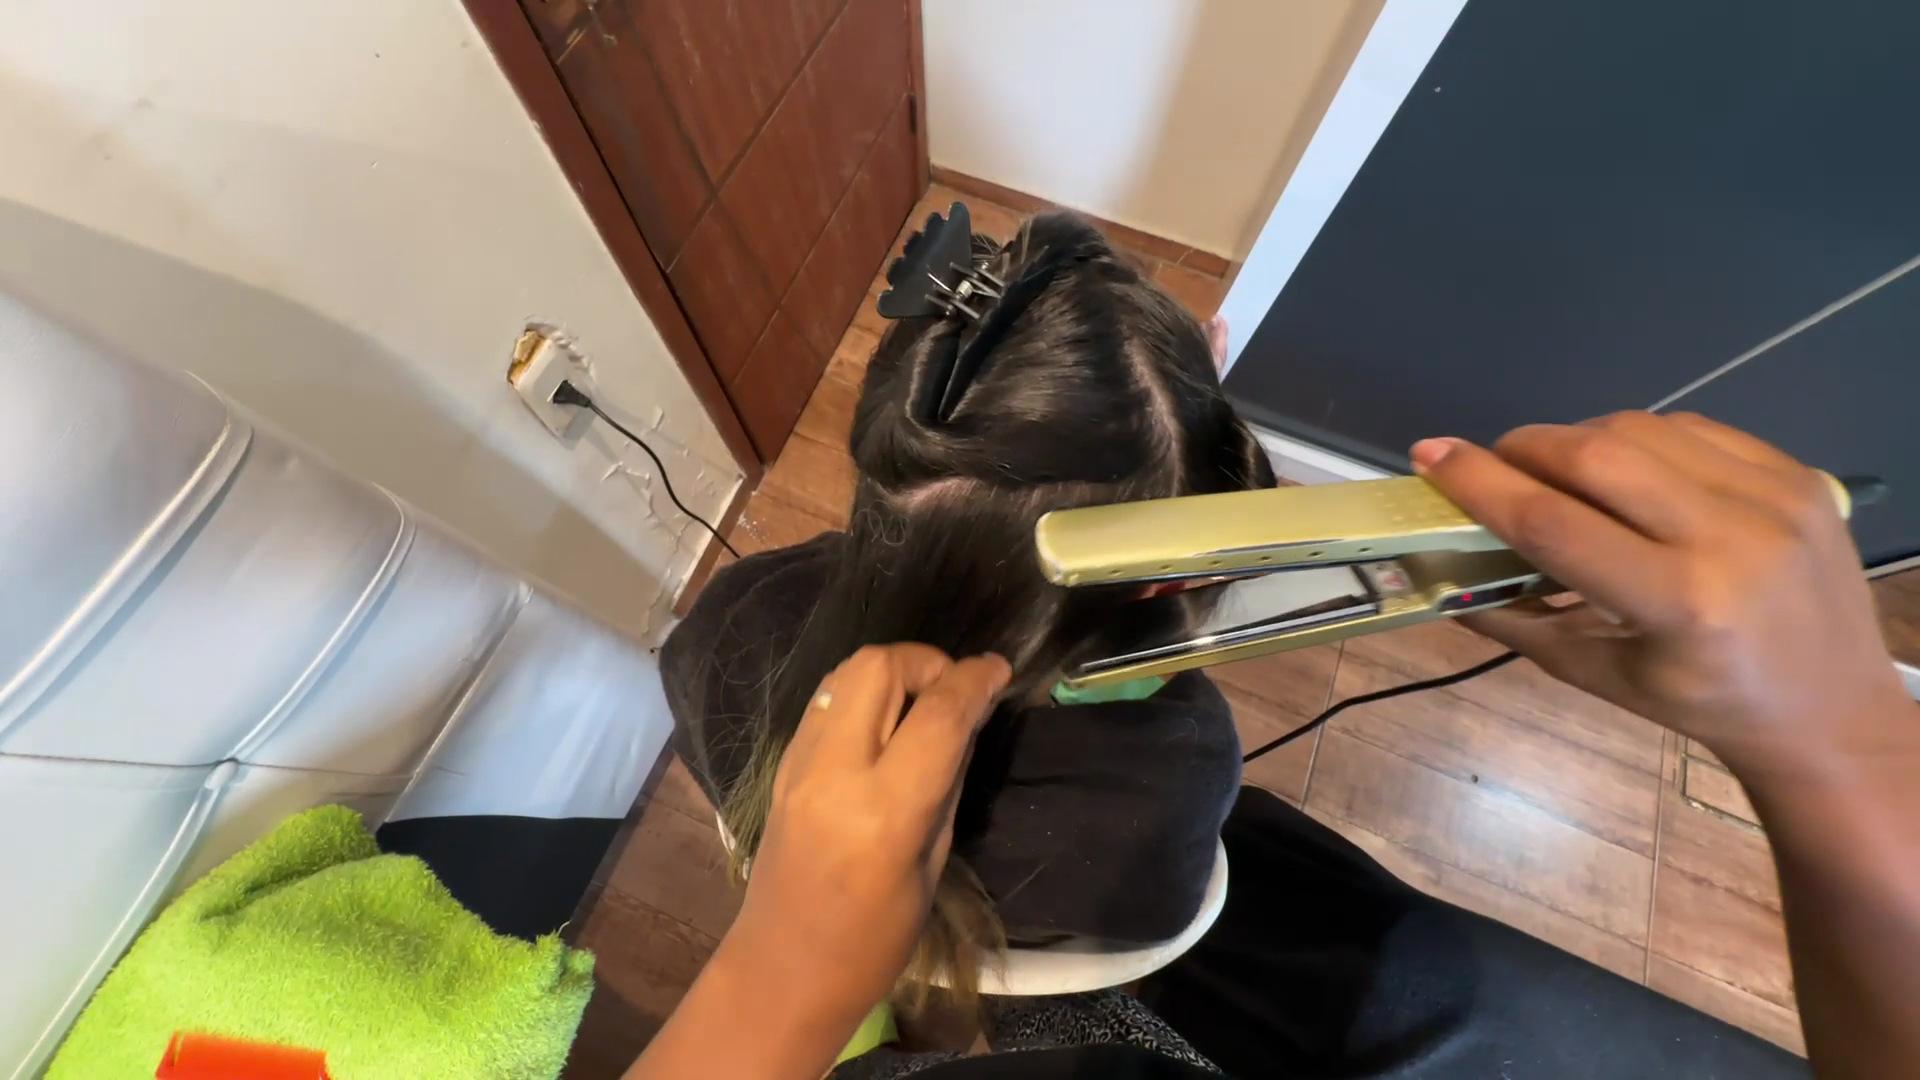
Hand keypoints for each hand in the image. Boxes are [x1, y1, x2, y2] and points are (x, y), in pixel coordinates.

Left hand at [735, 644, 1009, 997]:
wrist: (780, 970)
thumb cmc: (873, 940)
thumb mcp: (933, 863)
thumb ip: (949, 779)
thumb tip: (968, 718)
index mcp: (883, 811)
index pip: (937, 715)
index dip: (975, 680)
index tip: (999, 669)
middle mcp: (835, 771)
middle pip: (880, 666)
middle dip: (927, 662)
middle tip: (952, 691)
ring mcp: (799, 761)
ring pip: (848, 670)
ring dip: (894, 669)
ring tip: (921, 700)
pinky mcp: (782, 761)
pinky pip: (829, 696)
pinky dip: (865, 689)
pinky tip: (884, 719)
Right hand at [1414, 411, 1908, 773]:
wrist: (1832, 707)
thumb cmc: (1689, 699)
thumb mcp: (1581, 668)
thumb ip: (1501, 616)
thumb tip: (1431, 574)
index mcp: (1676, 603)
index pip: (1550, 521)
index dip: (1477, 482)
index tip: (1427, 454)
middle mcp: (1732, 538)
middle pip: (1593, 455)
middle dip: (1519, 448)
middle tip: (1490, 465)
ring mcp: (1776, 498)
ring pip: (1636, 428)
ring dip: (1570, 440)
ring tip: (1553, 473)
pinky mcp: (1798, 475)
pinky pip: (1685, 426)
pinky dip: (1627, 437)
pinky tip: (1617, 471)